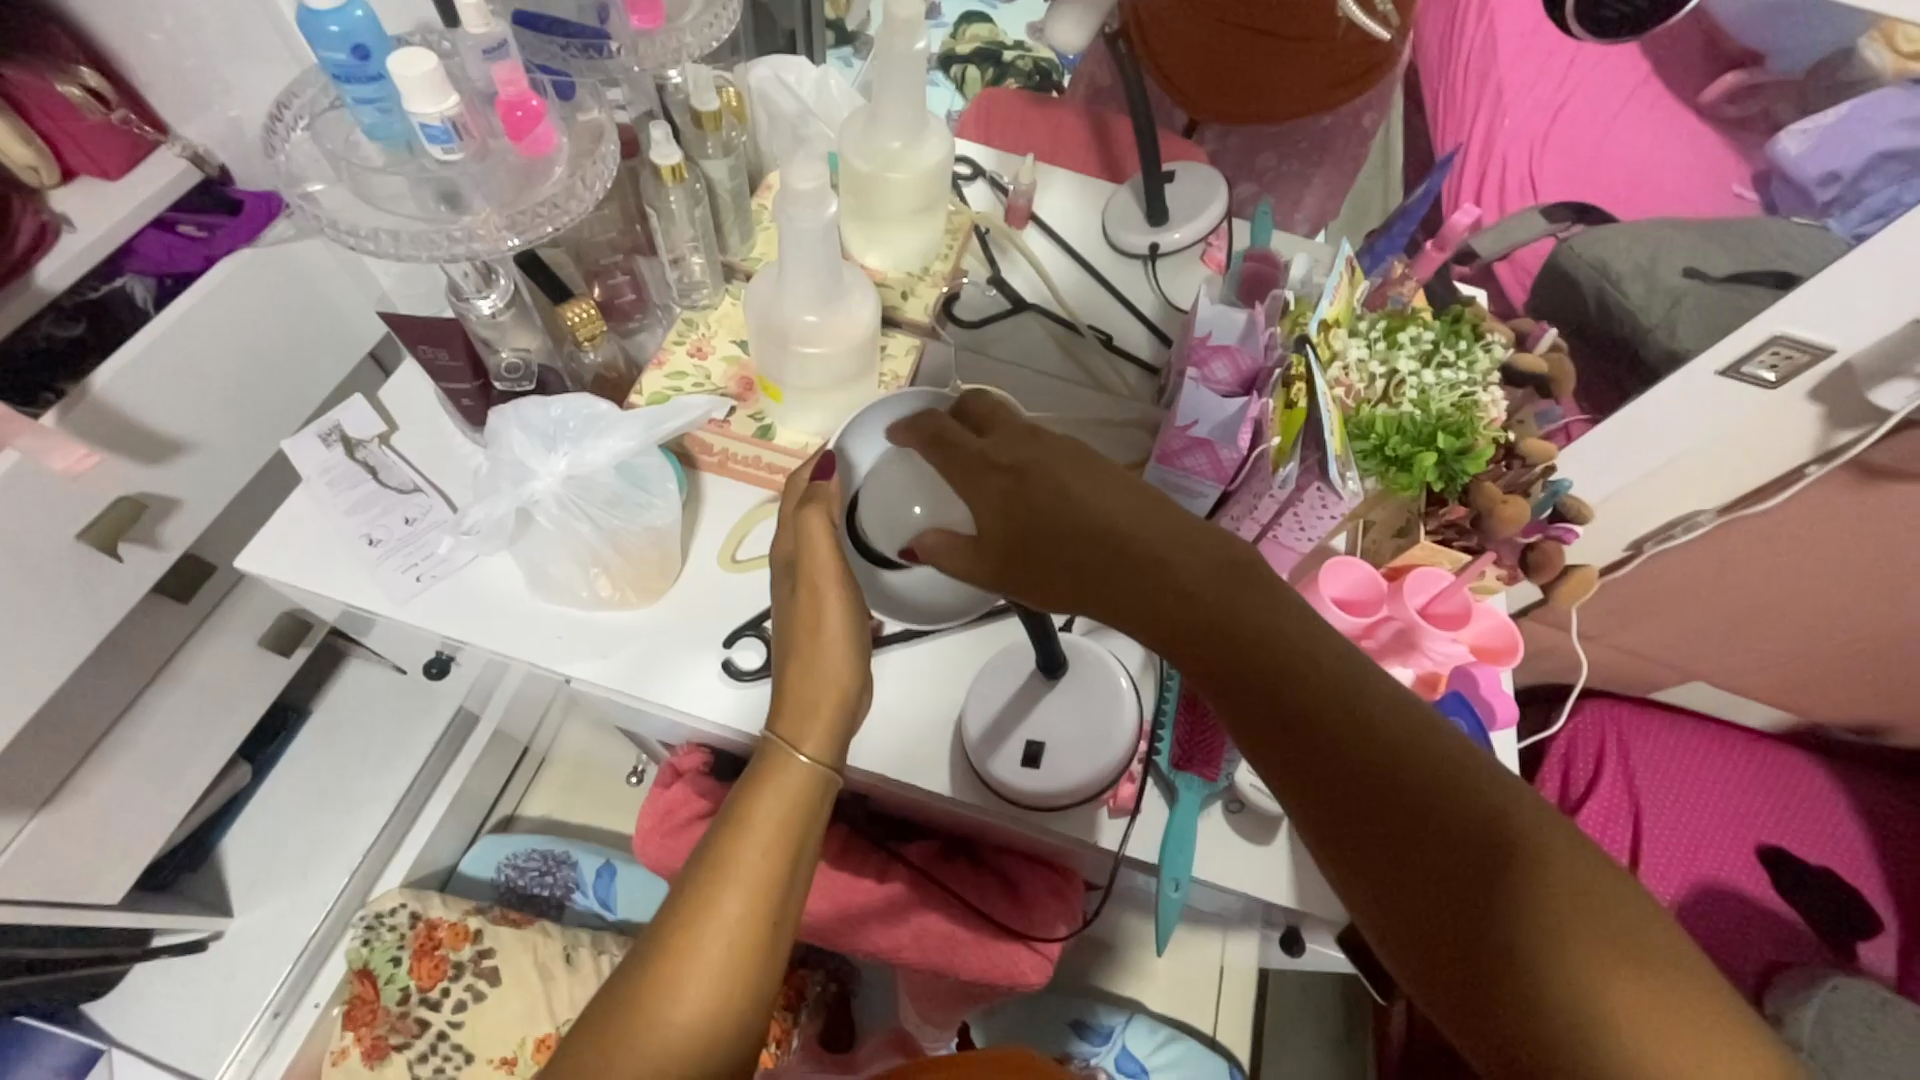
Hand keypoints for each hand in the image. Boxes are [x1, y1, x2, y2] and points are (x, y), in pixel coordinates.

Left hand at [766, 448, 872, 767]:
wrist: (820, 709)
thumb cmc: (824, 639)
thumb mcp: (821, 571)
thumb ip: (818, 516)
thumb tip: (823, 463)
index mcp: (789, 550)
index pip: (795, 489)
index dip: (815, 460)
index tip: (850, 437)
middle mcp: (792, 565)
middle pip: (803, 508)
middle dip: (826, 477)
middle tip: (867, 458)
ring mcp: (808, 591)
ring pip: (819, 536)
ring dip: (837, 509)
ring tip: (872, 493)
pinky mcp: (827, 613)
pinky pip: (835, 564)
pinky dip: (848, 543)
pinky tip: (873, 550)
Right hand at [886, 389, 1245, 632]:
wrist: (1148, 560)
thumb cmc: (1059, 569)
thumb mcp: (992, 572)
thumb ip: (947, 553)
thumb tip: (914, 543)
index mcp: (984, 468)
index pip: (935, 430)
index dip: (910, 426)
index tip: (897, 433)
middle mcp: (1018, 442)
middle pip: (976, 404)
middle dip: (951, 414)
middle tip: (942, 440)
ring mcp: (1058, 442)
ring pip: (1012, 420)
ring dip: (989, 431)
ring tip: (987, 467)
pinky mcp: (1088, 453)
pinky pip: (1042, 439)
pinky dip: (1022, 449)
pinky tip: (1033, 487)